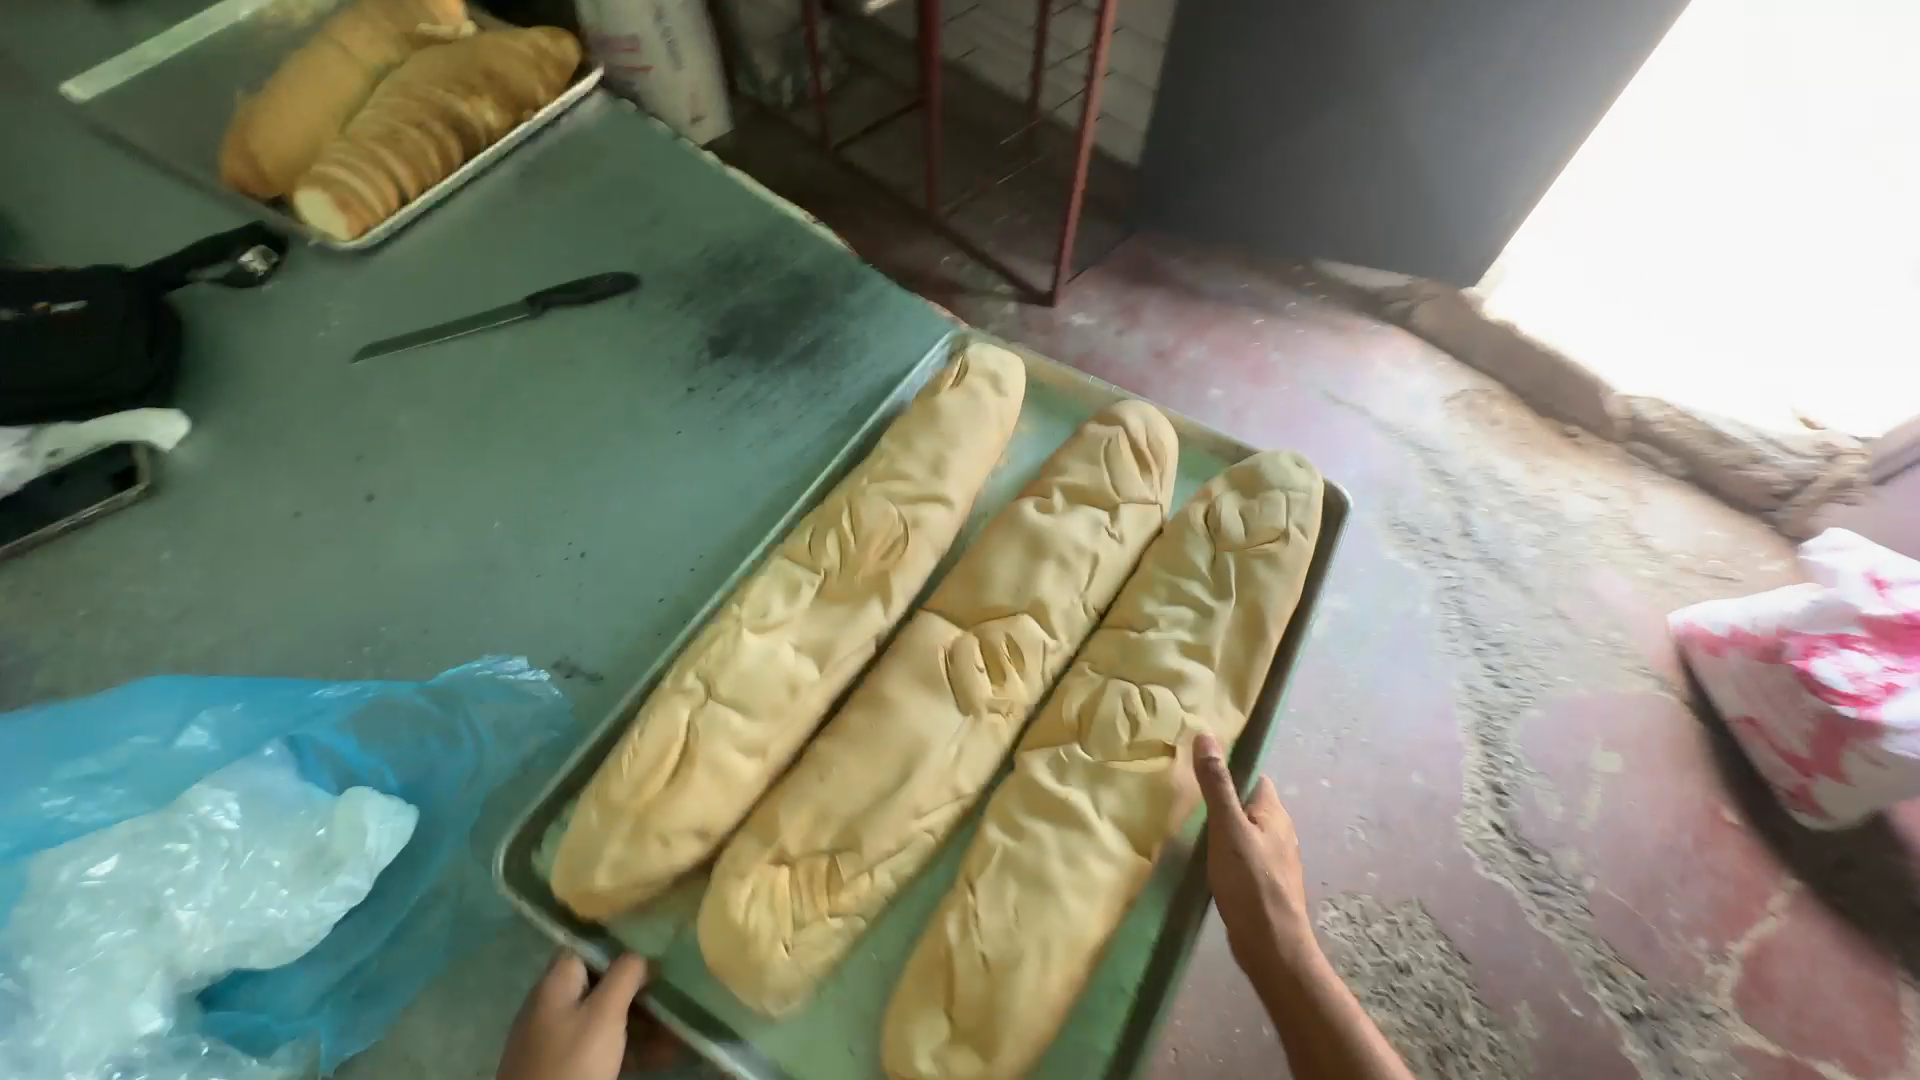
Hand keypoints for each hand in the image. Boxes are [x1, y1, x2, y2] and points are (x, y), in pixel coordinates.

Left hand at [498, 950, 679, 1079]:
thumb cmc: (572, 1064)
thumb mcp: (604, 1014)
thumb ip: (625, 975)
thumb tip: (639, 955)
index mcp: (555, 985)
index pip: (587, 947)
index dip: (619, 943)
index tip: (654, 946)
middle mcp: (552, 1008)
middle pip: (601, 984)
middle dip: (640, 987)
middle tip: (674, 987)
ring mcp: (557, 1042)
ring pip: (607, 1019)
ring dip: (643, 1020)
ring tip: (680, 1026)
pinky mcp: (565, 1070)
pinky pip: (604, 1048)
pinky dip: (632, 1047)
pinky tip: (666, 1053)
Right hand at [1193, 733, 1314, 977]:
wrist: (1272, 947)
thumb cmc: (1250, 882)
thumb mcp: (1226, 827)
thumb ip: (1216, 784)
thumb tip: (1206, 736)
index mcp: (1275, 813)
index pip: (1254, 776)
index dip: (1231, 767)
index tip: (1200, 765)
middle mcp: (1281, 832)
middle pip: (1250, 803)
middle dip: (1224, 797)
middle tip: (1188, 795)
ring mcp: (1275, 860)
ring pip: (1246, 830)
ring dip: (1224, 826)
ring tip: (1192, 826)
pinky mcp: (1265, 883)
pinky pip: (1244, 855)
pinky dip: (1227, 851)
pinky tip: (1207, 860)